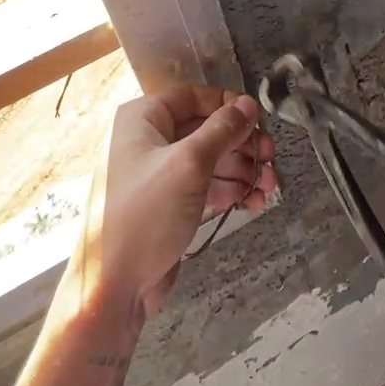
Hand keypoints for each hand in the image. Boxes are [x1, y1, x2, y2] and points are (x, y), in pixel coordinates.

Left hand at [65, 86, 277, 317]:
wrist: (114, 287)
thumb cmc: (144, 215)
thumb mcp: (189, 164)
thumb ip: (222, 130)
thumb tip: (247, 104)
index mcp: (141, 119)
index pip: (192, 97)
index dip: (227, 106)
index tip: (258, 120)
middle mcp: (146, 141)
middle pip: (205, 130)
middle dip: (241, 145)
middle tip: (270, 158)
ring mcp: (157, 175)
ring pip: (209, 161)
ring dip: (242, 171)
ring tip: (269, 186)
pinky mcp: (167, 205)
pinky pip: (204, 187)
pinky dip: (229, 192)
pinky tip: (252, 202)